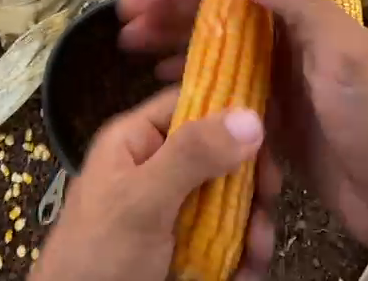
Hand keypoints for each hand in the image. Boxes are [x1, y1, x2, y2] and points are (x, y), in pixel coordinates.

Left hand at [31, 87, 279, 280]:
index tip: (268, 131)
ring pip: (229, 202)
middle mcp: (157, 170)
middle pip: (218, 156)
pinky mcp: (186, 252)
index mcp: (136, 141)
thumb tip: (250, 115)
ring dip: (252, 224)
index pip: (187, 104)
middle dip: (248, 179)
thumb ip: (191, 156)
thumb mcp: (142, 199)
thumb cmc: (98, 254)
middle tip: (268, 198)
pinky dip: (243, 257)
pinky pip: (226, 243)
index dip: (228, 110)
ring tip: (257, 249)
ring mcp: (173, 213)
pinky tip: (247, 272)